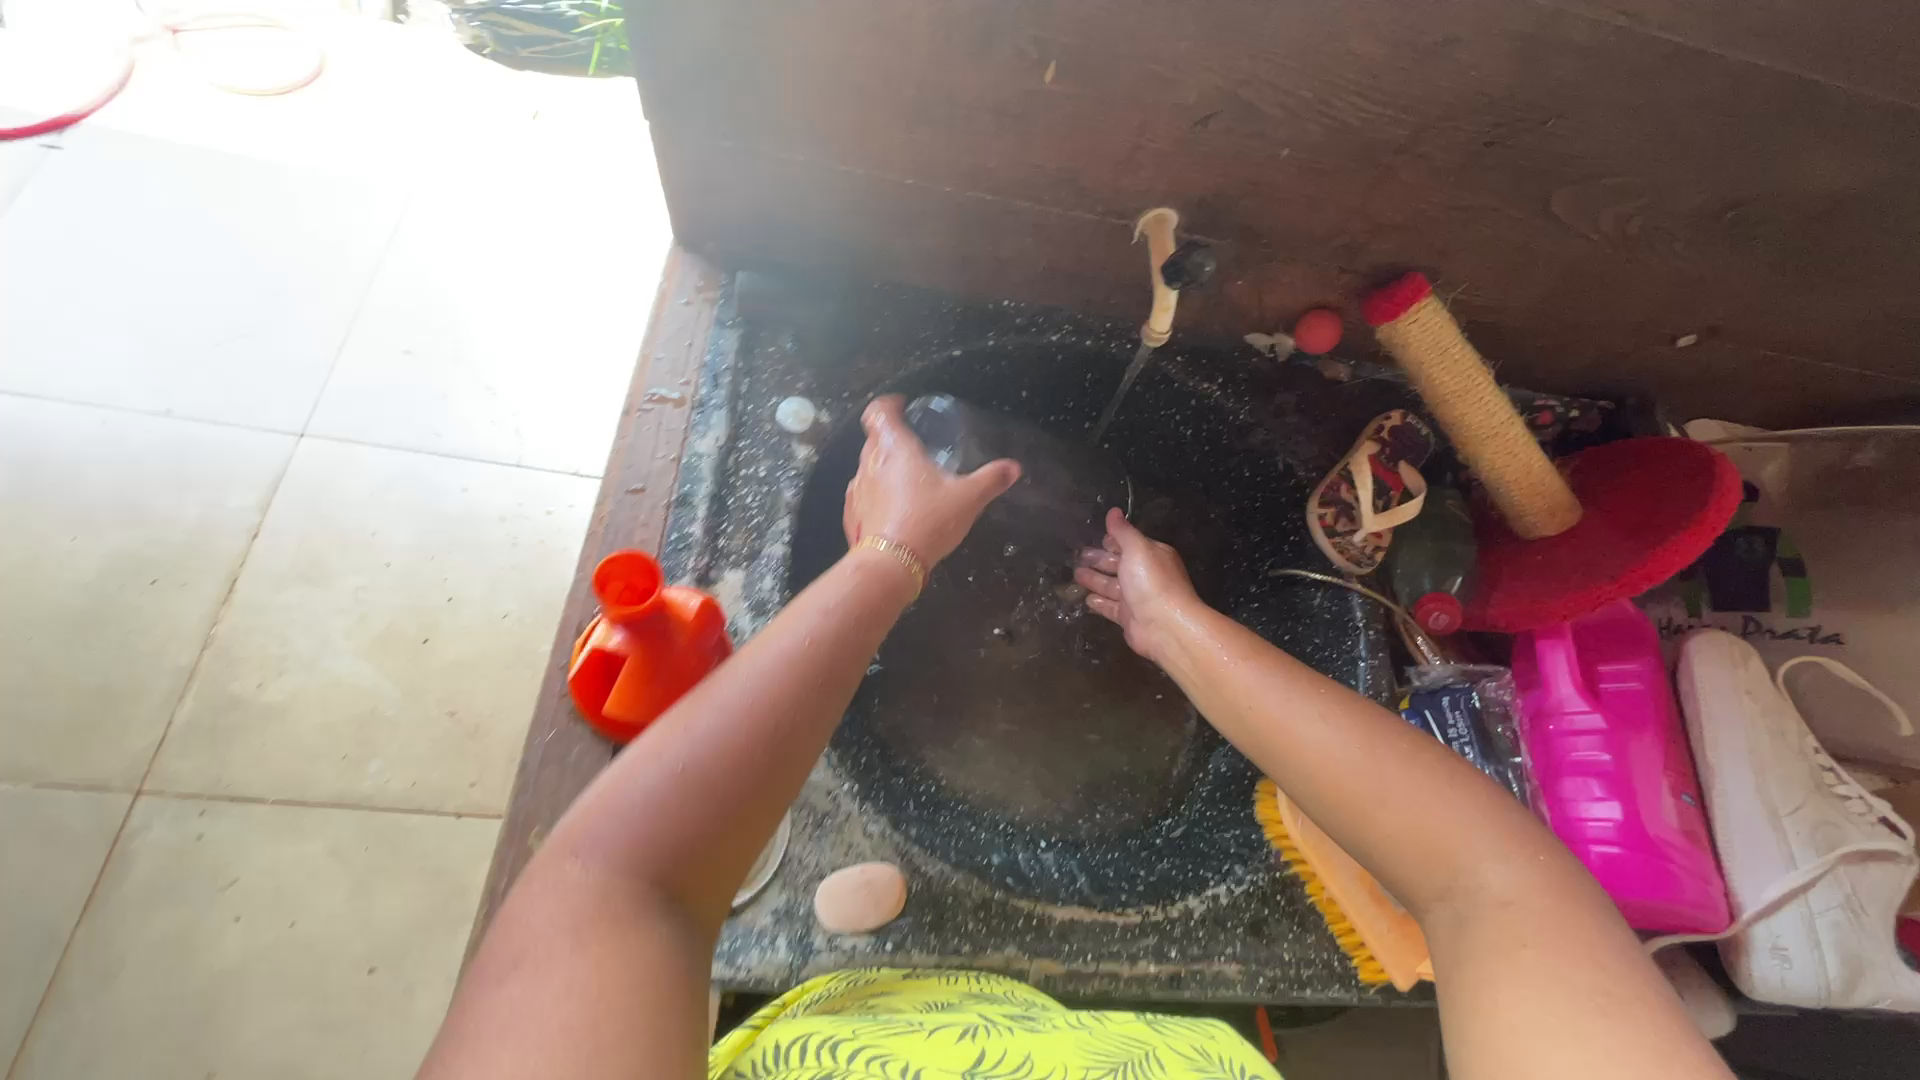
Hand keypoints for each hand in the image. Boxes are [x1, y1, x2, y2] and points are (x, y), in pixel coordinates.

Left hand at [843, 395, 1021, 564]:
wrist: (891, 564)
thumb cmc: (928, 521)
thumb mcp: (968, 499)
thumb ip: (991, 480)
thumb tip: (1013, 468)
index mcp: (896, 448)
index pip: (879, 412)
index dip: (888, 405)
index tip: (902, 407)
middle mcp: (870, 462)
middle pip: (874, 438)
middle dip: (892, 438)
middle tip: (915, 448)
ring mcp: (857, 489)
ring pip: (867, 467)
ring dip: (883, 468)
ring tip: (906, 481)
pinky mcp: (852, 514)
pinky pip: (863, 496)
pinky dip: (875, 496)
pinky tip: (893, 511)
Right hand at [1075, 507, 1203, 664]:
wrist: (1165, 626)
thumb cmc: (1151, 582)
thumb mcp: (1137, 548)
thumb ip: (1123, 531)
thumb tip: (1113, 511)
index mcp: (1151, 555)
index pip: (1128, 544)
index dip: (1112, 541)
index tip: (1096, 539)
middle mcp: (1145, 575)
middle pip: (1118, 565)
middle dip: (1099, 560)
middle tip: (1078, 557)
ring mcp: (1136, 598)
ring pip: (1111, 586)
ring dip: (1094, 580)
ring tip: (1076, 575)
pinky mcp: (1128, 617)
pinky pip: (1110, 607)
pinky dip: (1099, 602)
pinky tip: (1086, 599)